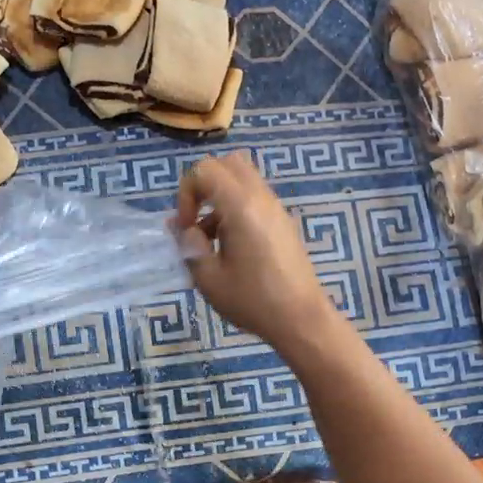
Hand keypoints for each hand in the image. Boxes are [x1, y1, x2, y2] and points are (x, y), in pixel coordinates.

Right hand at [172, 152, 339, 353]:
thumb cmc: (252, 300)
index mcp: (241, 206)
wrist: (301, 319)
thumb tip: (181, 228)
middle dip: (203, 185)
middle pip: (227, 163)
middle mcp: (261, 197)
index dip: (186, 193)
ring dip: (219, 197)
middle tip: (195, 219)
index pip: (204, 170)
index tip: (185, 227)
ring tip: (211, 237)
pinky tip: (232, 246)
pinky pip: (254, 197)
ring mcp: (276, 208)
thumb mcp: (208, 278)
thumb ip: (189, 245)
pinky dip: (235, 207)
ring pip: (242, 178)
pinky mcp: (283, 221)